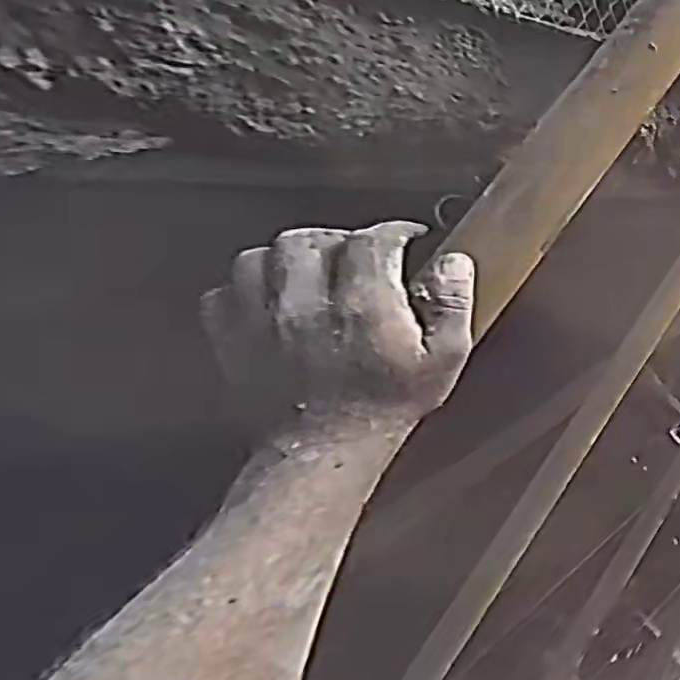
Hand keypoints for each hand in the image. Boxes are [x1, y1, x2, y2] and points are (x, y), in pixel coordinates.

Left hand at [201, 221, 474, 442]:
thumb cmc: (393, 402)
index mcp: (365, 306)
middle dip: (341, 238)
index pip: (372, 240)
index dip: (394, 231)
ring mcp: (259, 319)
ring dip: (294, 256)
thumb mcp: (447, 356)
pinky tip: (280, 297)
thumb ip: (453, 304)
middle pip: (309, 239)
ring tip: (320, 270)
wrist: (326, 449)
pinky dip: (253, 283)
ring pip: (261, 256)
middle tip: (364, 253)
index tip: (409, 236)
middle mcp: (307, 304)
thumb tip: (454, 261)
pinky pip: (226, 288)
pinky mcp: (229, 337)